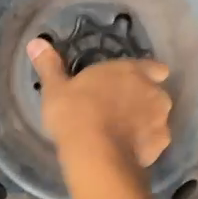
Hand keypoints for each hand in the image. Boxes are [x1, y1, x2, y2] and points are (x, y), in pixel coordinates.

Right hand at [27, 39, 173, 166]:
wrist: (96, 156)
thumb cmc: (75, 114)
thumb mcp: (55, 89)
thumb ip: (50, 66)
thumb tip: (36, 42)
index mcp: (131, 71)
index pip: (154, 67)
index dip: (146, 74)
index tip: (130, 83)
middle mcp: (153, 92)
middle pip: (155, 93)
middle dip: (141, 100)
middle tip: (117, 110)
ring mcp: (160, 120)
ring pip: (156, 118)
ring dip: (143, 123)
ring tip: (120, 134)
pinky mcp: (160, 146)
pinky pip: (153, 141)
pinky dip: (143, 145)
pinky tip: (124, 151)